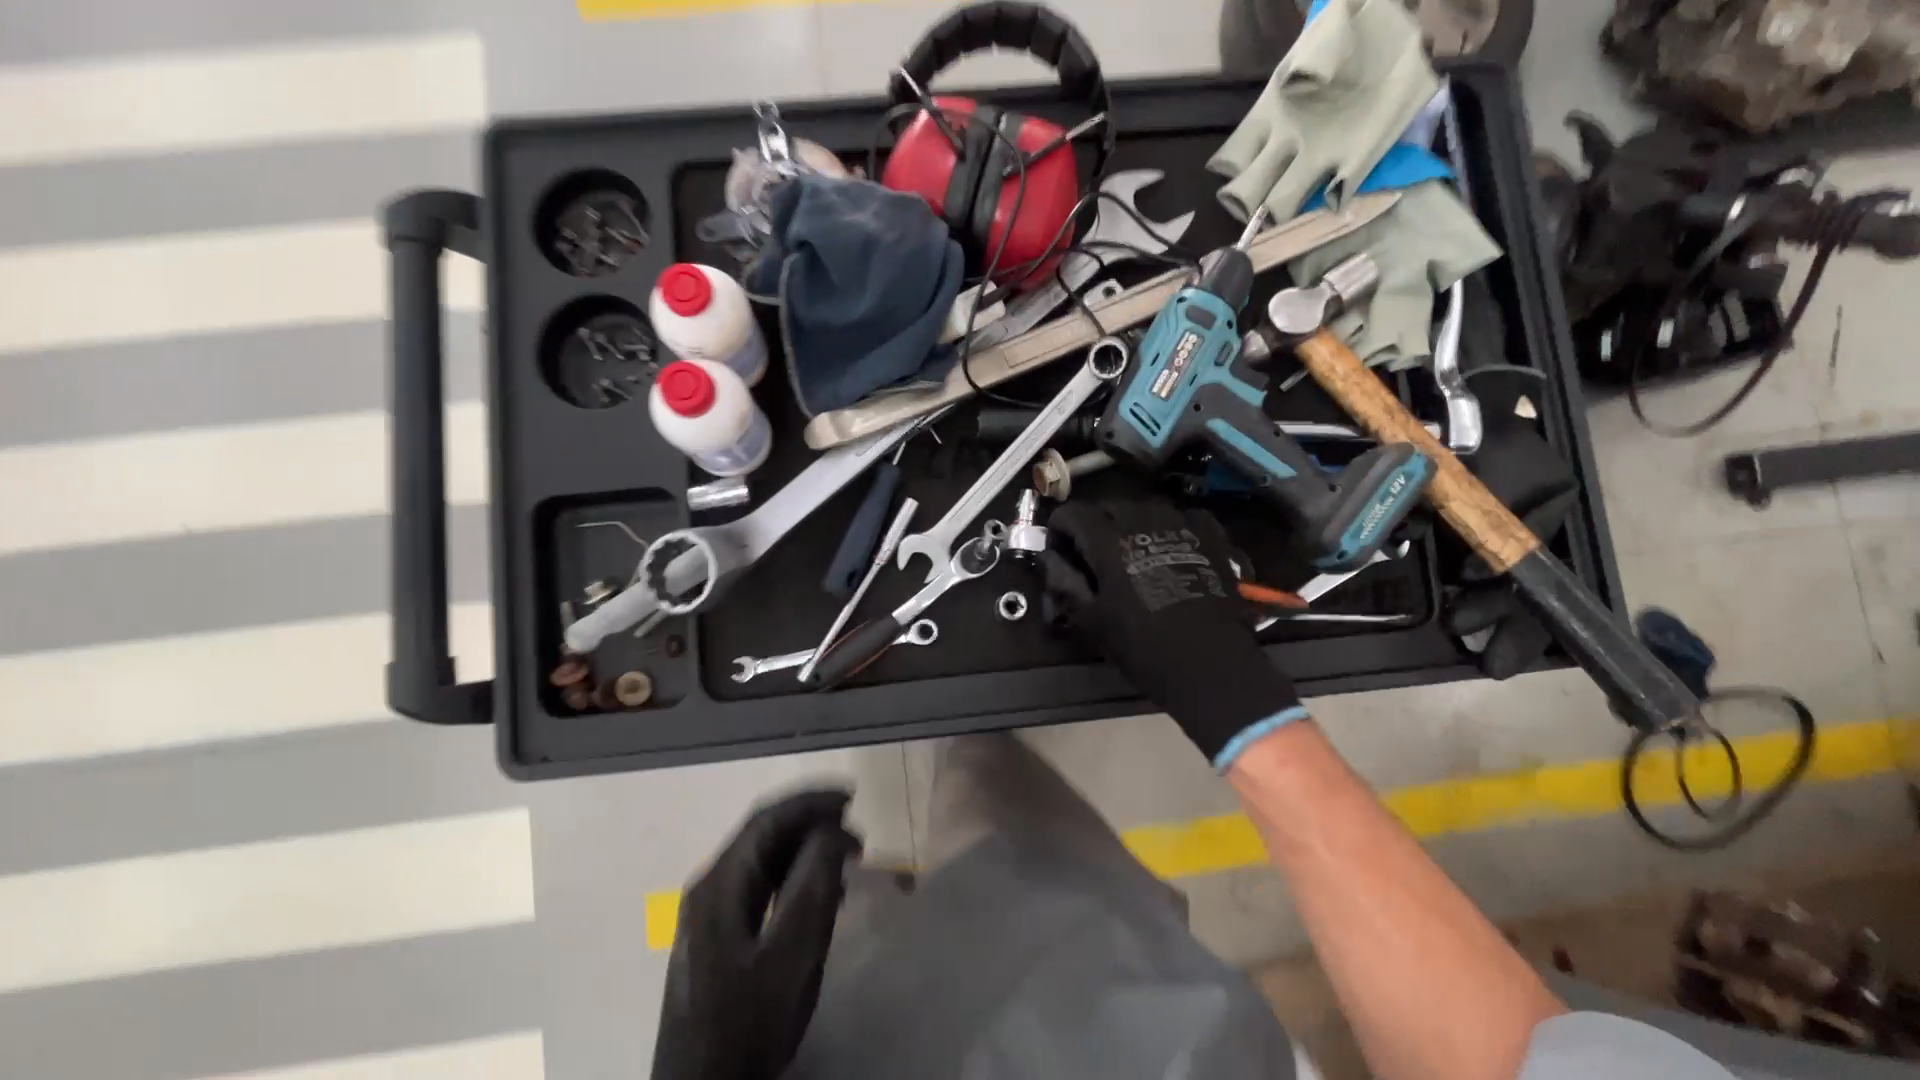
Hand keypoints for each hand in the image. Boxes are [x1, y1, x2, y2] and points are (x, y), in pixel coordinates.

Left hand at [651, 789, 861, 1079]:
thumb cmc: (749, 1019)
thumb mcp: (792, 952)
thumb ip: (813, 885)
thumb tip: (832, 831)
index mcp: (719, 883)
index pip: (767, 819)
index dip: (811, 801)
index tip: (854, 798)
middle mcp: (708, 889)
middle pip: (762, 837)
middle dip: (812, 825)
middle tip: (859, 835)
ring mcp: (709, 915)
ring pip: (761, 863)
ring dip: (805, 853)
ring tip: (848, 862)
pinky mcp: (718, 938)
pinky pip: (758, 890)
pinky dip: (793, 880)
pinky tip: (820, 897)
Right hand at [1039, 498, 1306, 770]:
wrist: (1210, 662)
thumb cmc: (1142, 645)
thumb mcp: (1092, 619)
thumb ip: (1064, 581)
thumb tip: (1048, 557)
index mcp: (1108, 540)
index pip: (1073, 513)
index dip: (1059, 528)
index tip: (1058, 550)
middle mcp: (1143, 520)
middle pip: (1109, 507)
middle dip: (1094, 525)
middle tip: (1092, 557)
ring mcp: (1182, 524)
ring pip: (1146, 510)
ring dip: (1131, 525)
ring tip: (1132, 554)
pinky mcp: (1212, 536)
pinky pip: (1184, 518)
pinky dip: (1171, 528)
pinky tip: (1171, 549)